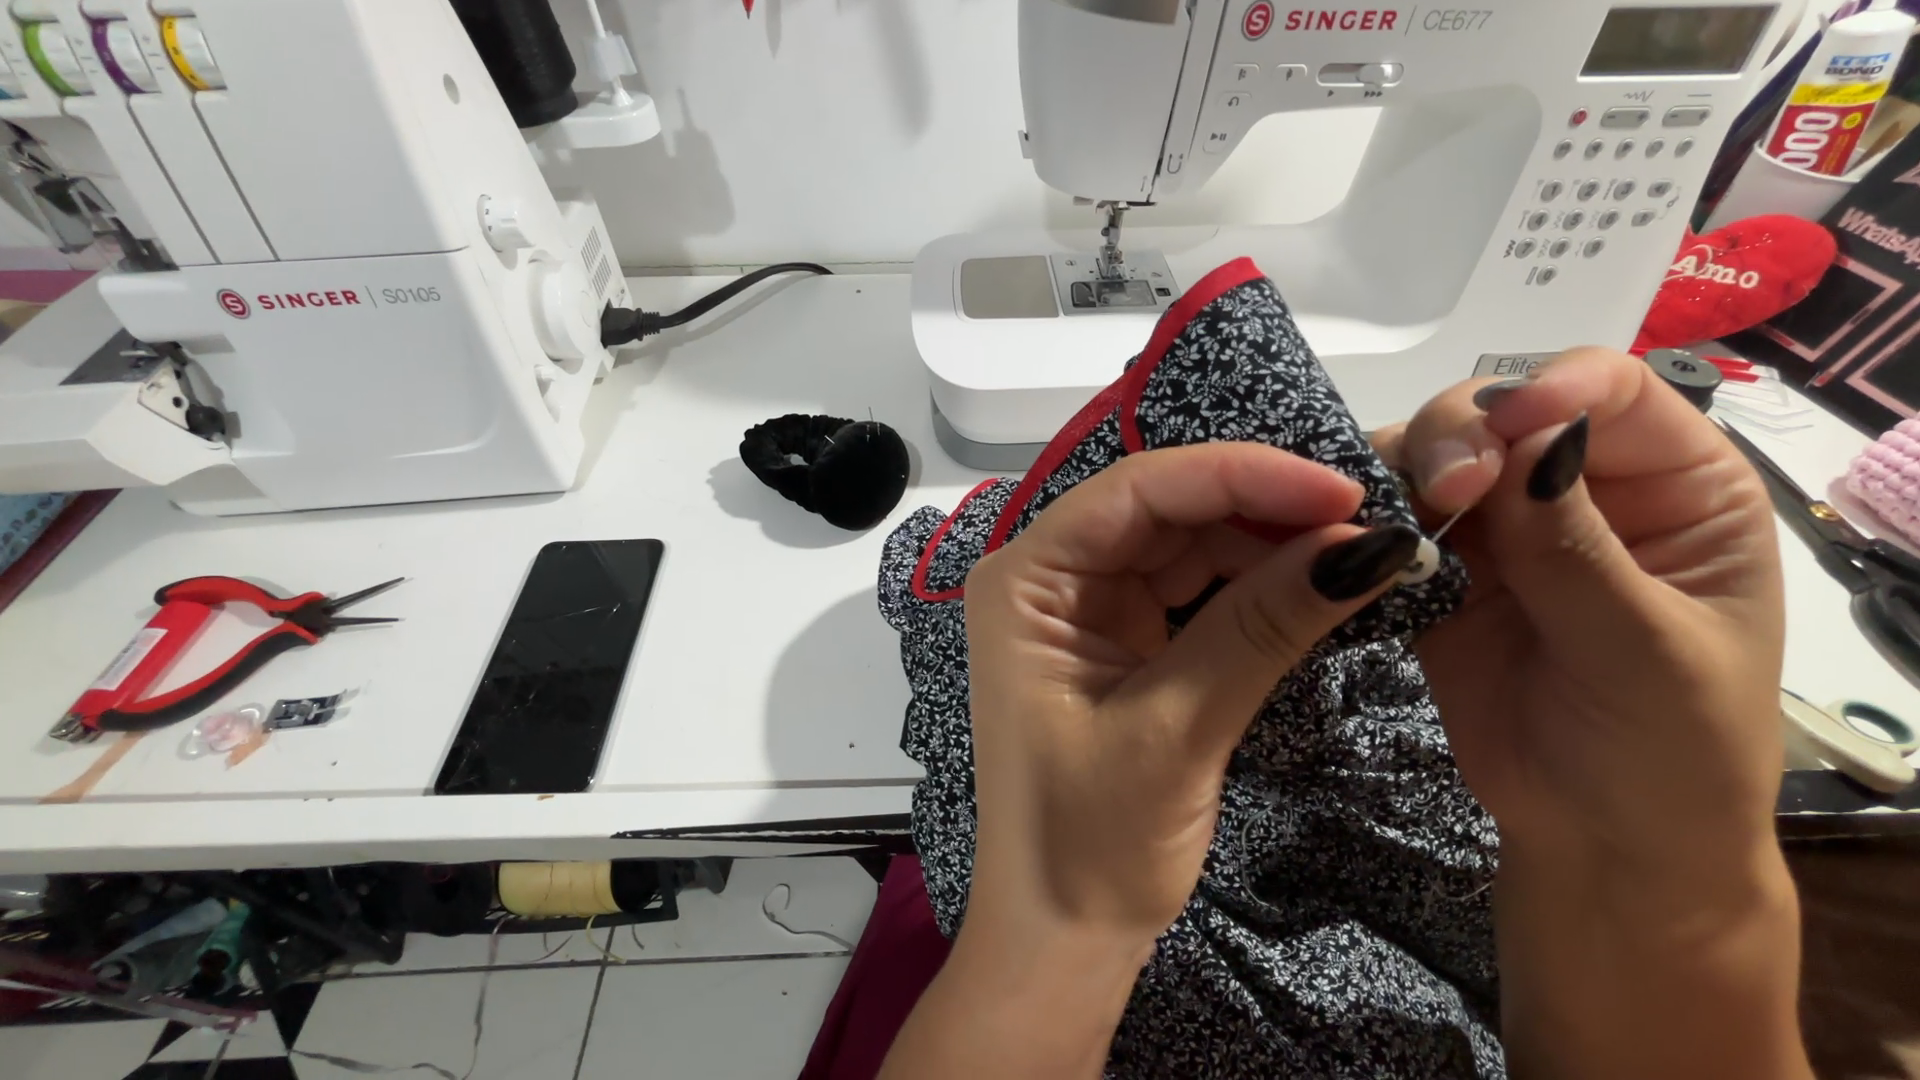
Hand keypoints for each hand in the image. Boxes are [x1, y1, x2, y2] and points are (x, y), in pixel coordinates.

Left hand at [961, 443, 1423, 945]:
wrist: (1062, 929)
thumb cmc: (1088, 841)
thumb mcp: (1176, 726)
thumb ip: (1262, 626)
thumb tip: (1368, 545)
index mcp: (1026, 581)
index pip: (1134, 491)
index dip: (1237, 476)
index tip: (1336, 490)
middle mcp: (1047, 578)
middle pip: (1163, 510)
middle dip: (1260, 510)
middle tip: (1364, 524)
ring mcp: (1084, 607)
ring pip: (1183, 544)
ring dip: (1264, 544)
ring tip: (1354, 554)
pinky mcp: (1120, 639)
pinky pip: (1190, 588)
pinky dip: (1249, 585)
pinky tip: (1309, 583)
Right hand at [1372, 347, 1784, 880]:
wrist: (1596, 837)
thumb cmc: (1667, 750)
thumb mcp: (1645, 651)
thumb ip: (1580, 550)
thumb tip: (1529, 442)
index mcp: (1674, 490)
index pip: (1613, 394)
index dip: (1554, 389)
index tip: (1505, 431)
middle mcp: (1577, 491)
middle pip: (1501, 413)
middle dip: (1459, 436)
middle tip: (1442, 493)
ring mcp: (1498, 532)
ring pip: (1430, 458)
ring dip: (1400, 472)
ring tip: (1387, 524)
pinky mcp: (1434, 573)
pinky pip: (1388, 522)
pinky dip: (1363, 520)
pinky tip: (1350, 540)